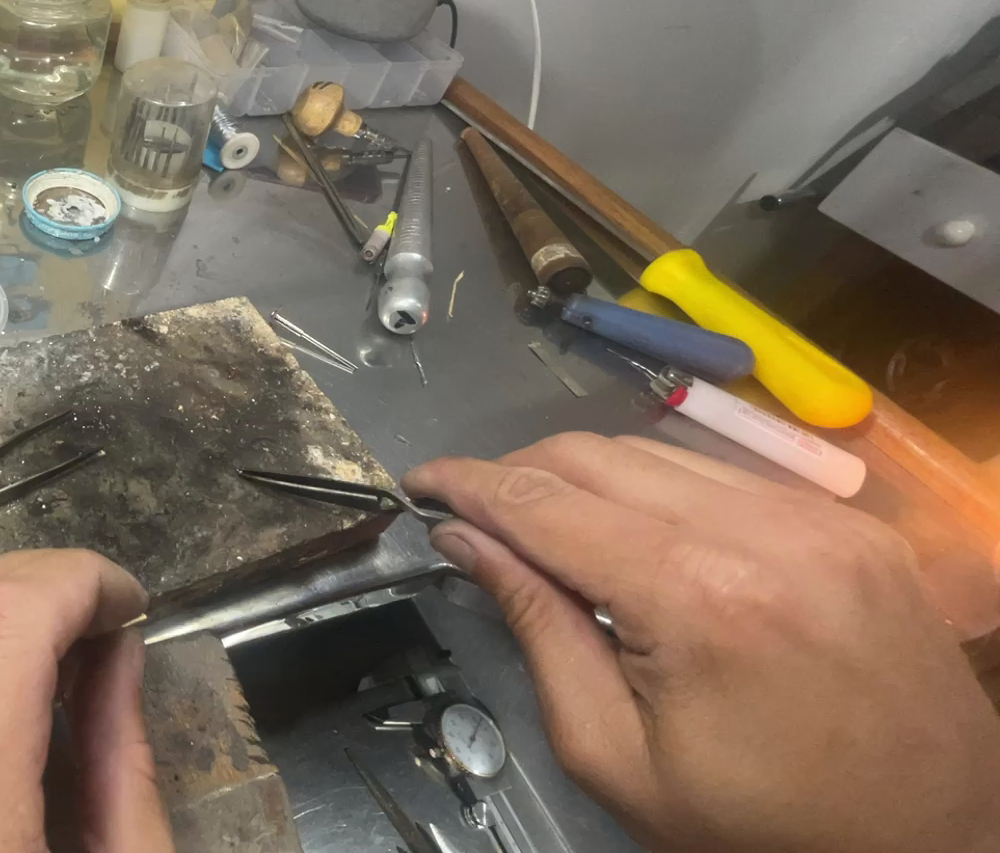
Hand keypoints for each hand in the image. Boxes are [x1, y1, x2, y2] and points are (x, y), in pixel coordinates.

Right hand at [406, 433, 999, 852]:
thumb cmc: (757, 828)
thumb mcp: (607, 747)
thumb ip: (531, 622)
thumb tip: (461, 536)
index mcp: (699, 597)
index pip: (540, 502)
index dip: (463, 483)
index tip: (416, 483)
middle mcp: (765, 535)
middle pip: (585, 456)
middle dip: (509, 473)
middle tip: (469, 511)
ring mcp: (820, 522)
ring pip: (641, 450)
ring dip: (569, 476)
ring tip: (539, 522)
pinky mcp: (848, 526)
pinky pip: (704, 471)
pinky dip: (638, 486)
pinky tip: (621, 529)